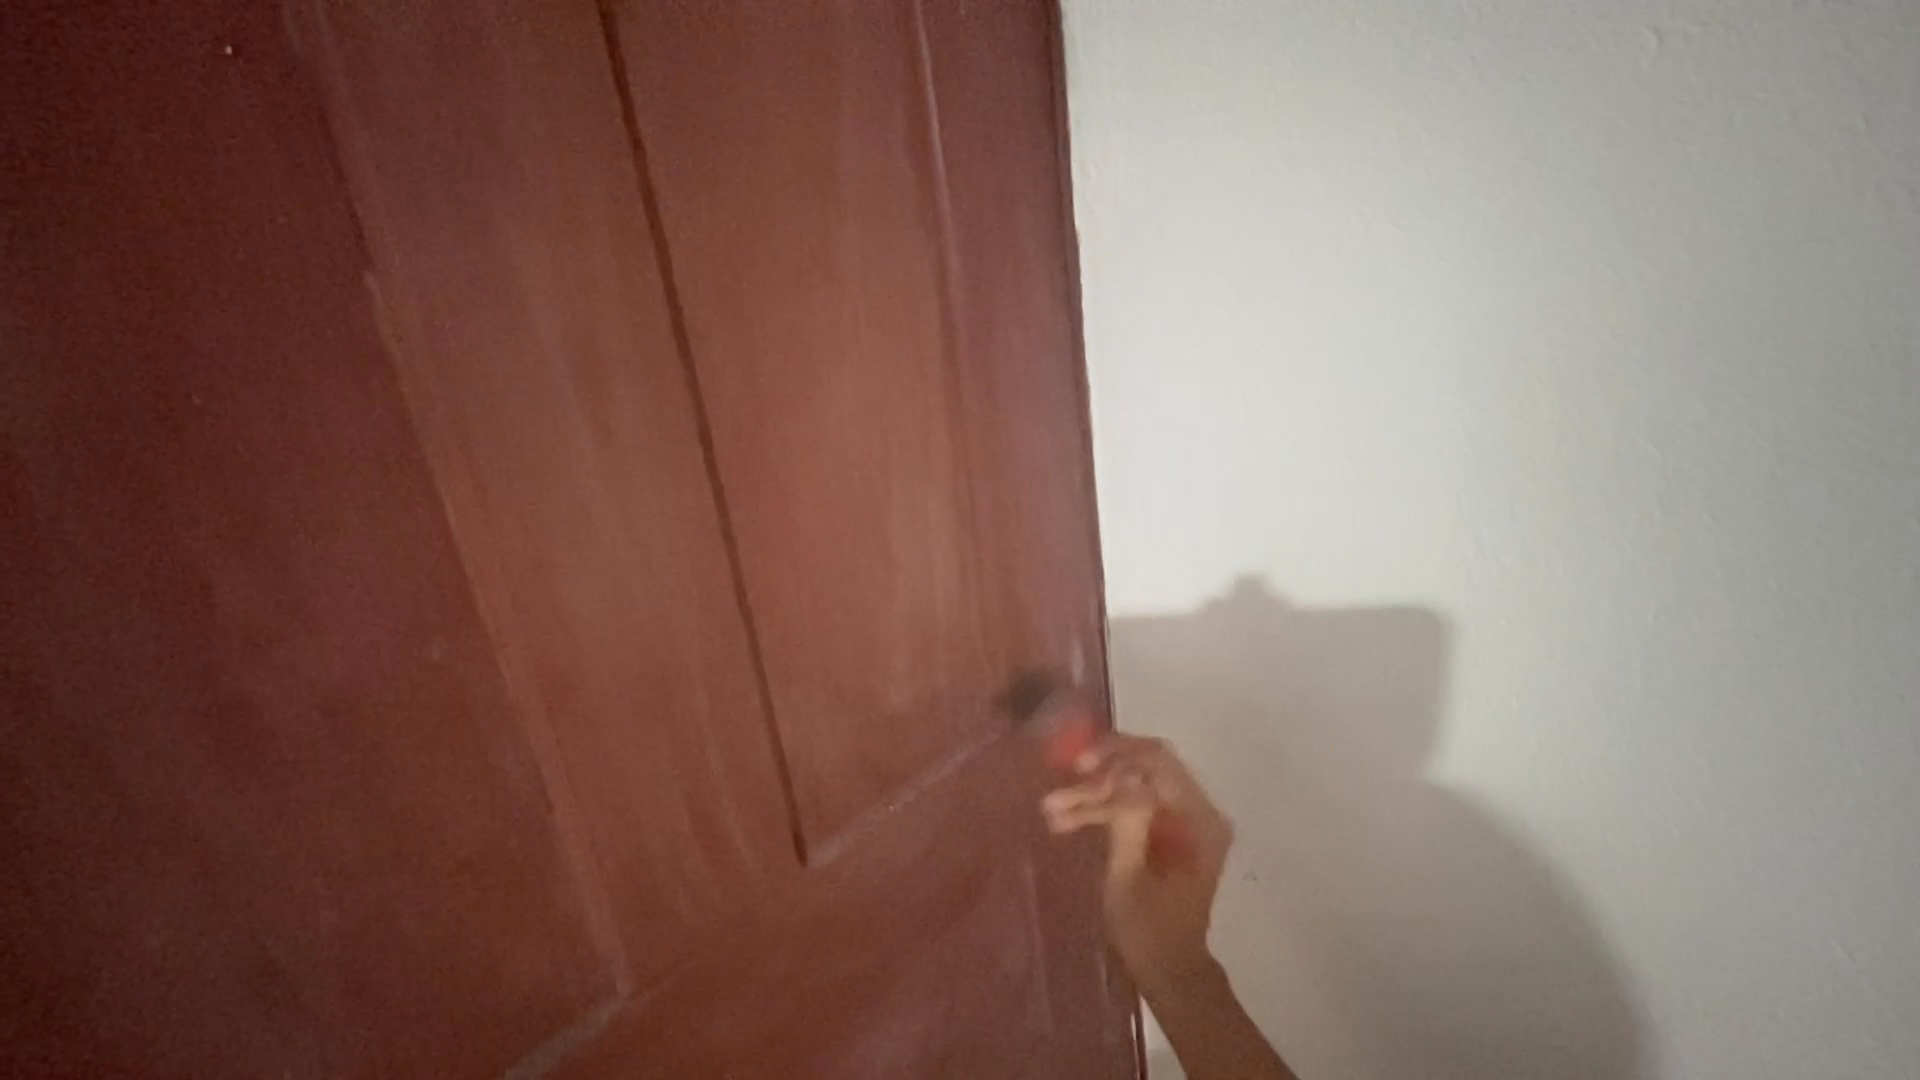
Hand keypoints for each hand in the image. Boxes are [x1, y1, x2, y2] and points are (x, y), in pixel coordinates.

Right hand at [1040, 735, 1233, 990]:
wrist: (1170, 971)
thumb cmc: (1149, 932)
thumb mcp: (1128, 879)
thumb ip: (1127, 821)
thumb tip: (1122, 775)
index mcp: (1200, 819)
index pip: (1158, 761)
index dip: (1117, 755)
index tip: (1077, 768)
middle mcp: (1199, 809)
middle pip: (1145, 765)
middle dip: (1099, 774)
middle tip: (1059, 792)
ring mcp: (1185, 817)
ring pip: (1134, 783)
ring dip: (1093, 794)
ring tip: (1052, 810)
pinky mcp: (1170, 828)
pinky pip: (1133, 801)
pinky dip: (1102, 807)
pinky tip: (1067, 819)